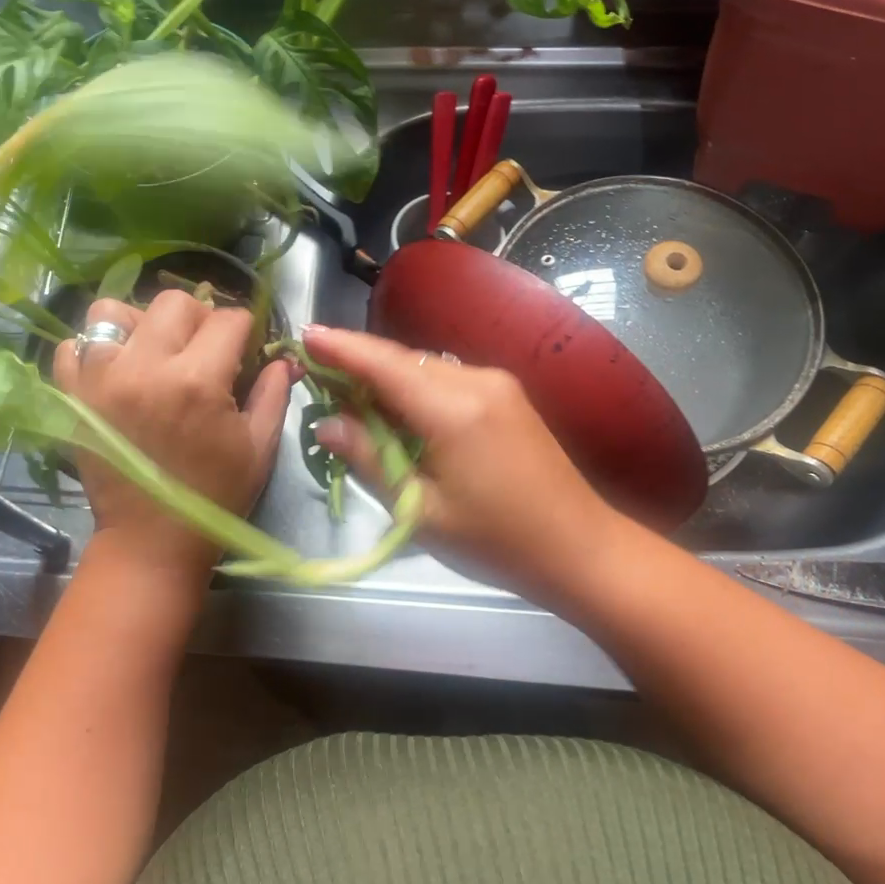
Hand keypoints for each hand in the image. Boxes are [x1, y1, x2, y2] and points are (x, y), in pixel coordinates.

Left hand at [54, 292, 291, 573]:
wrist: (151, 542)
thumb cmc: (214, 497)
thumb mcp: (259, 447)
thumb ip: (272, 393)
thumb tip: (281, 358)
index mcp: (197, 381)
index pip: (228, 319)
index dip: (244, 331)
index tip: (245, 352)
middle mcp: (144, 367)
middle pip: (174, 302)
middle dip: (199, 319)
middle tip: (203, 351)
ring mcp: (100, 379)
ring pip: (113, 311)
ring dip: (139, 324)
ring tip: (153, 353)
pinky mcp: (71, 396)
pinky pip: (71, 346)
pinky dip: (92, 349)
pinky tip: (115, 370)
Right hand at [303, 324, 619, 598]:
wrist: (580, 548)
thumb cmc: (495, 540)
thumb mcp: (421, 510)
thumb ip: (370, 461)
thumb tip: (326, 424)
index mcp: (453, 409)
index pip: (384, 364)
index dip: (341, 348)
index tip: (304, 335)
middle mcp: (477, 381)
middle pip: (404, 361)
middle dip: (359, 363)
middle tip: (317, 374)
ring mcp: (498, 385)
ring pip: (426, 368)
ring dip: (388, 376)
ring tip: (350, 396)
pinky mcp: (509, 397)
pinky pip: (448, 380)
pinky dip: (415, 388)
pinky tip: (398, 410)